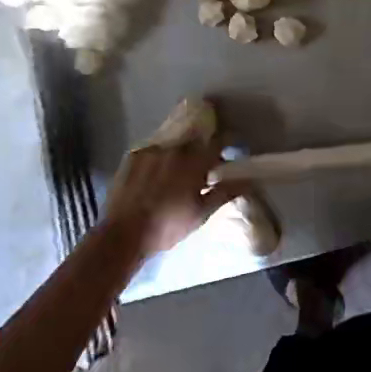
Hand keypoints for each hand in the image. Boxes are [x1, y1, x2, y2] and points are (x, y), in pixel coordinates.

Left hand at [101, 136, 224, 256]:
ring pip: (174, 140)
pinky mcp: (133, 155)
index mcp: (193, 161)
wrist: (122, 235)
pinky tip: (160, 170)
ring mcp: (151, 149)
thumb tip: (248, 181)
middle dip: (203, 143)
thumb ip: (224, 192)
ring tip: (181, 164)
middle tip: (205, 158)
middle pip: (194, 136)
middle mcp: (173, 148)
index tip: (230, 147)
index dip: (225, 141)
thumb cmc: (166, 227)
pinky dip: (162, 154)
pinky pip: (155, 147)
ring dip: (182, 147)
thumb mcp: (200, 213)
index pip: (216, 140)